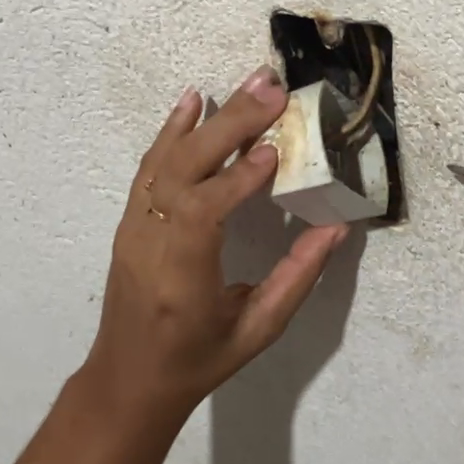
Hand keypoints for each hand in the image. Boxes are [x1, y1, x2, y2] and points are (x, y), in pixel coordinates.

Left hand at [80, 66, 349, 416]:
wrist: (128, 379)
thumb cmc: (198, 362)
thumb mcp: (257, 331)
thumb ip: (296, 278)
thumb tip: (335, 228)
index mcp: (181, 281)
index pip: (203, 213)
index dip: (237, 177)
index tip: (274, 147)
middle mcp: (150, 245)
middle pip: (183, 171)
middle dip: (228, 125)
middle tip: (269, 89)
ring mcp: (133, 228)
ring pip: (165, 160)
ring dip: (207, 118)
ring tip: (248, 84)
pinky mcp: (129, 219)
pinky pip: (150, 166)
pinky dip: (172, 129)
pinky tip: (193, 100)